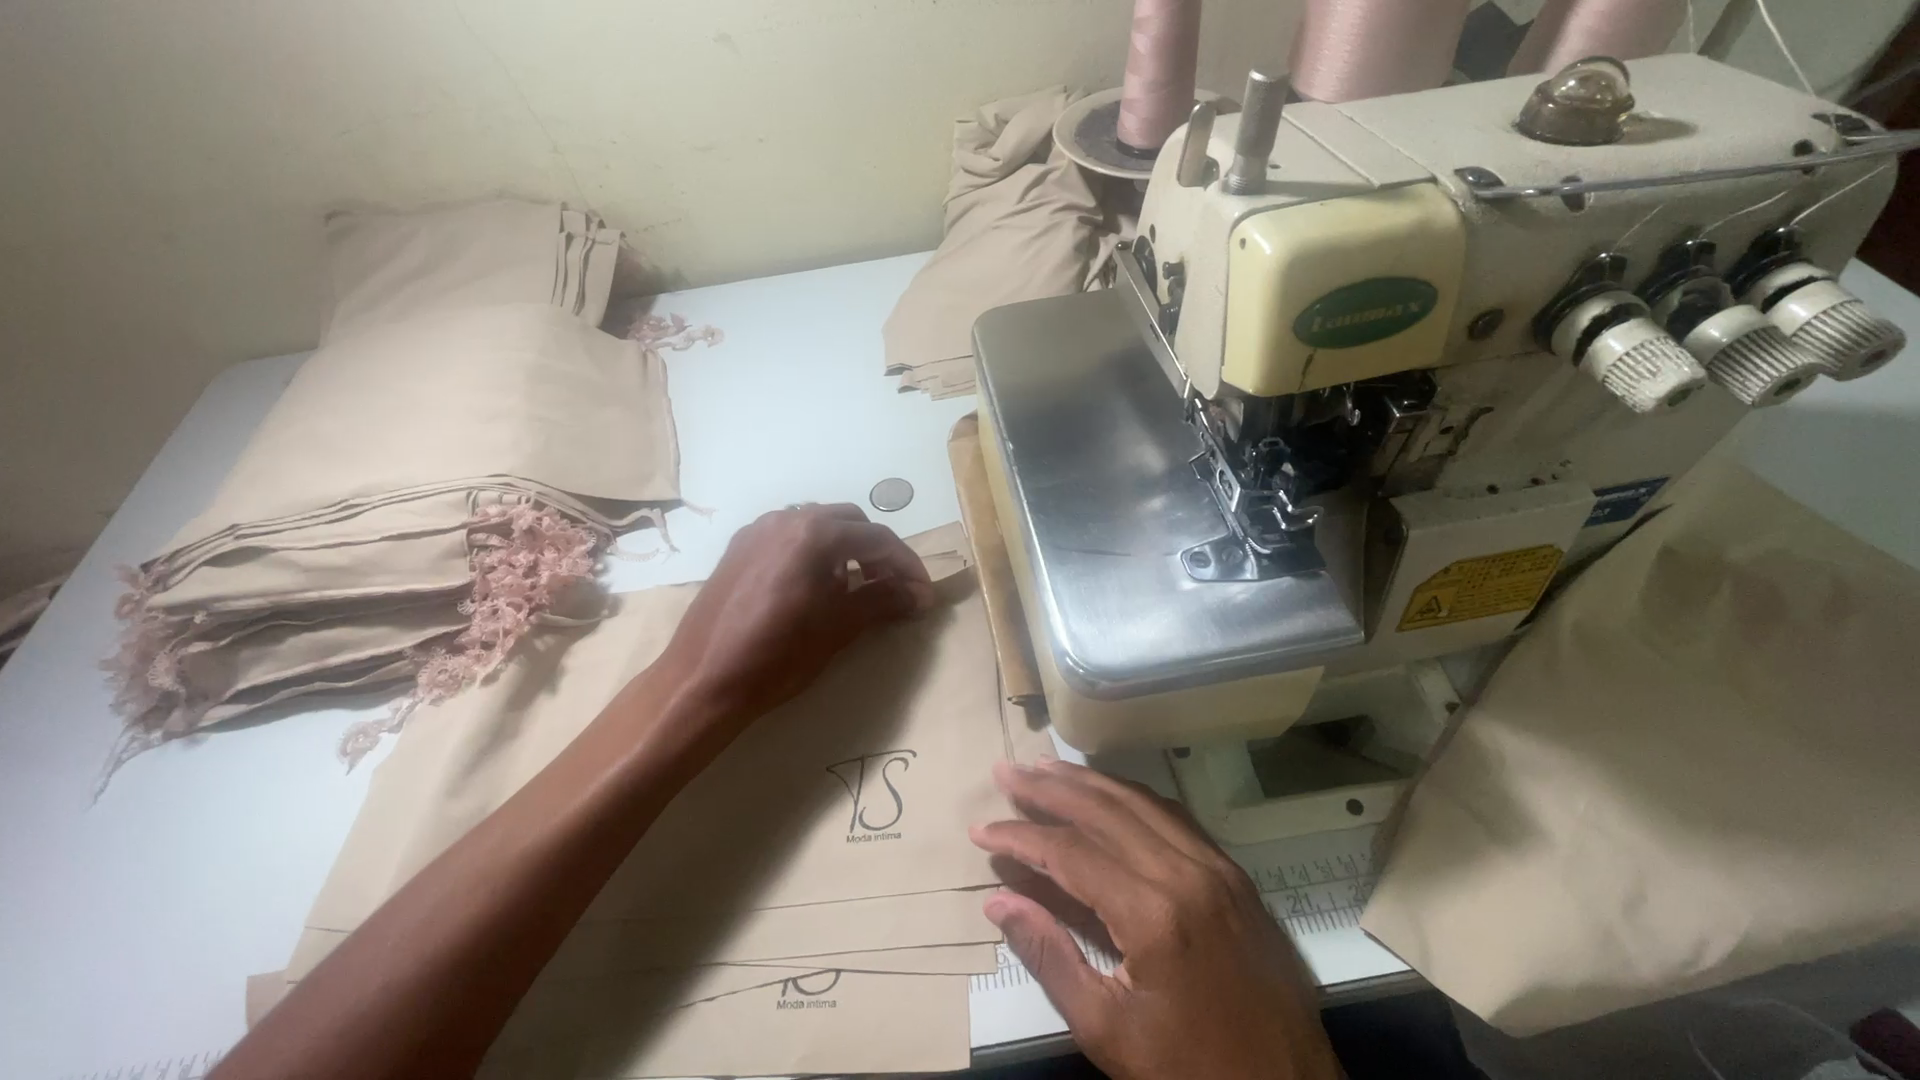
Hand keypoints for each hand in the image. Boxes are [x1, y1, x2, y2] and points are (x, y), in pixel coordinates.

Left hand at [655, 503, 934, 727]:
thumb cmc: (778, 655)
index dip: (907, 566)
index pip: (877, 539)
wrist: (703, 680)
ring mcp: (757, 532)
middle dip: (876, 552)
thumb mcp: (839, 628)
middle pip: (849, 522)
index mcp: (814, 533)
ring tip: (853, 590)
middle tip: (891, 589)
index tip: (923, 594)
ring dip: (844, 550)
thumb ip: (883, 601)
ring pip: (816, 526)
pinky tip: (814, 588)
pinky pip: (788, 538)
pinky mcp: (738, 550)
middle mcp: (785, 519)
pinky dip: (812, 553)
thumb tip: (921, 594)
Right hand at [970, 760, 1341, 1079]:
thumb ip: (1049, 957)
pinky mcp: (1234, 875)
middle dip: (1048, 789)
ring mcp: (1217, 868)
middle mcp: (1186, 873)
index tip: (981, 831)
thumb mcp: (1107, 1029)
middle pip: (1104, 811)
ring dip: (1089, 782)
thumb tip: (998, 902)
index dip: (1021, 837)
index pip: (1070, 852)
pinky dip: (1132, 798)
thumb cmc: (1188, 1070)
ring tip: (1045, 769)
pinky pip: (1174, 817)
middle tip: (1005, 772)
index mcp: (1153, 915)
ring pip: (1141, 803)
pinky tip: (1109, 794)